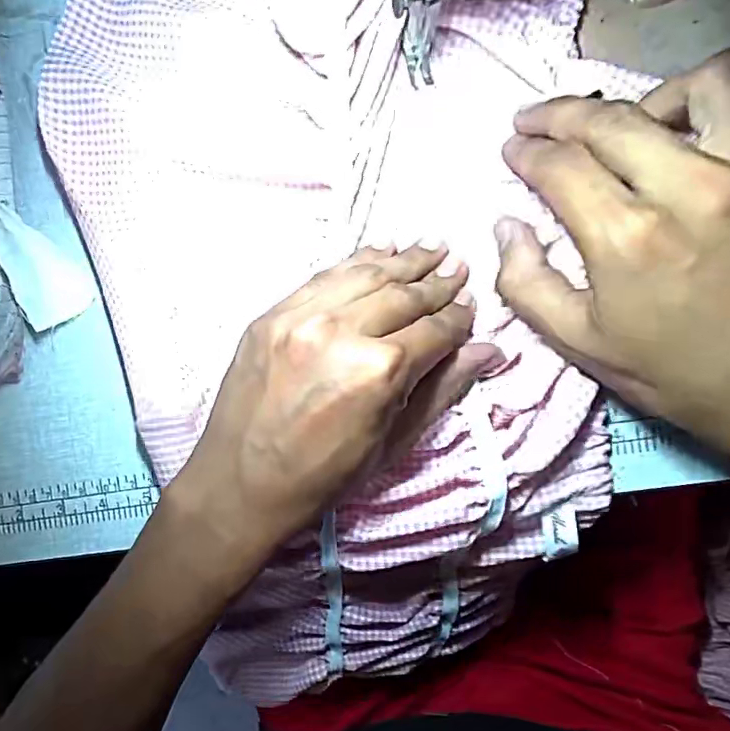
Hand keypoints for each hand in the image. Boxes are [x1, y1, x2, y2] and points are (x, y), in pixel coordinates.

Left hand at [169, 244, 497, 565]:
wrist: (241, 483)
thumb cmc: (325, 477)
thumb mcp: (393, 443)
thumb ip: (442, 389)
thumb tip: (488, 350)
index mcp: (379, 372)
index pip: (433, 331)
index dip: (458, 317)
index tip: (471, 305)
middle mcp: (342, 333)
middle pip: (403, 296)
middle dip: (436, 282)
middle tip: (458, 266)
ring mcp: (301, 318)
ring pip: (365, 275)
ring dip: (402, 260)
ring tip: (429, 248)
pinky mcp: (272, 315)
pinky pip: (324, 276)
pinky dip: (356, 261)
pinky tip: (380, 249)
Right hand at [496, 49, 729, 491]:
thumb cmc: (688, 379)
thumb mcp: (588, 350)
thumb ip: (530, 288)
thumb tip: (508, 228)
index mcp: (629, 239)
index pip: (560, 165)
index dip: (526, 152)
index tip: (515, 149)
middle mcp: (696, 186)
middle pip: (614, 116)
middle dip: (562, 114)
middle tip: (547, 124)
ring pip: (716, 77)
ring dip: (669, 92)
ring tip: (656, 124)